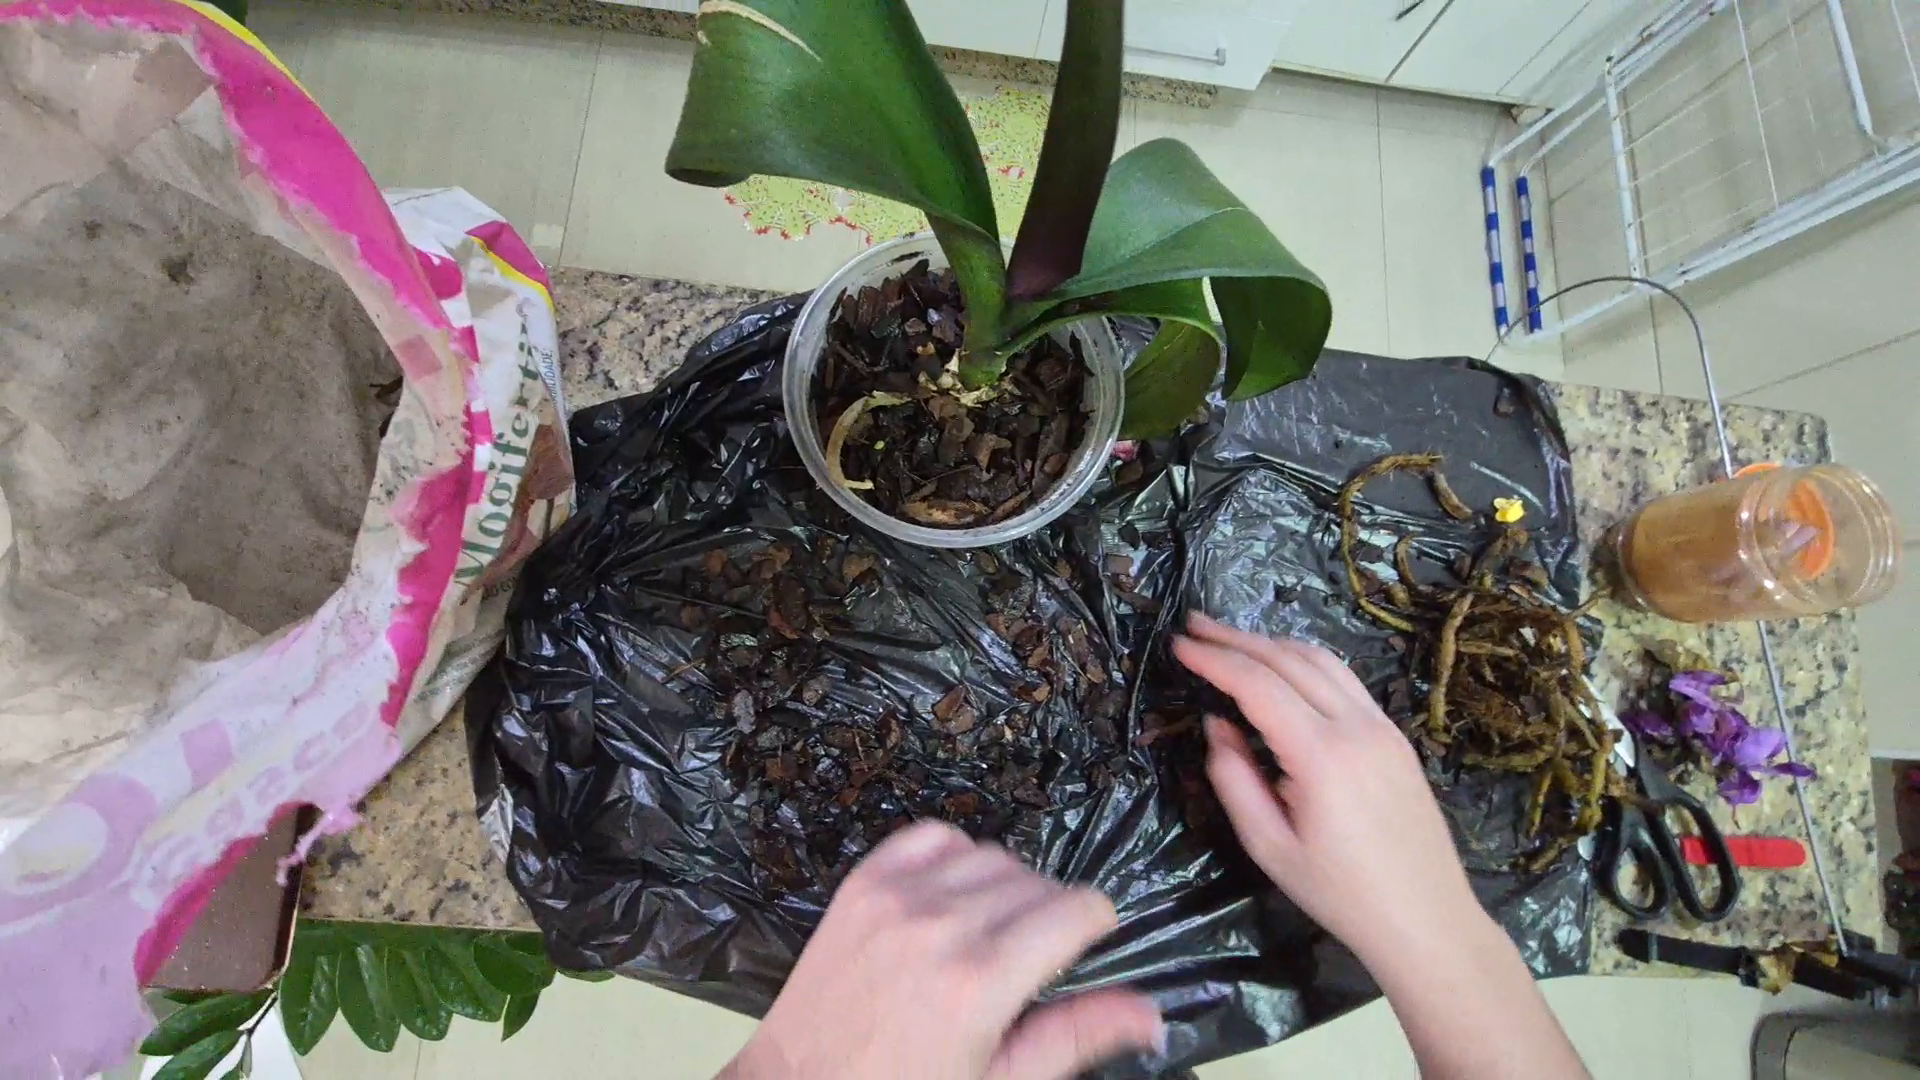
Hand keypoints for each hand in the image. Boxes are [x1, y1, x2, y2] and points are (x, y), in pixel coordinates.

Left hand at [721, 821, 1163, 1079]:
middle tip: (1038, 947)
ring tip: (995, 923)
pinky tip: (952, 889)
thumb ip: (1077, 1037)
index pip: (1073, 910)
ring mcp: (899, 894)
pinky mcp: (865, 878)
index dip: (1095, 917)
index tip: (1093, 931)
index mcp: (982, 982)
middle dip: (1052, 908)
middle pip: (1035, 880)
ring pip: (990, 855)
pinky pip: (932, 834)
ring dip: (1007, 883)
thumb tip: (1152, 1013)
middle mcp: (944, 924)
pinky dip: (955, 852)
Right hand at [1172, 613, 1484, 967]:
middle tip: (1193, 626)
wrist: (1429, 921)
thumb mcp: (1268, 846)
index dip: (1213, 659)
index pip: (1257, 684)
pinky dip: (1301, 658)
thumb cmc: (1340, 892)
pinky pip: (1342, 677)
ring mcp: (1382, 726)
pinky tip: (1278, 663)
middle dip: (1234, 638)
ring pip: (1319, 659)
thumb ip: (1233, 779)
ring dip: (1268, 642)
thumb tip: (1218, 725)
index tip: (1178, 645)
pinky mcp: (1393, 734)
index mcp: (1322, 756)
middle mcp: (1356, 727)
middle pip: (1287, 660)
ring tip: (1227, 637)